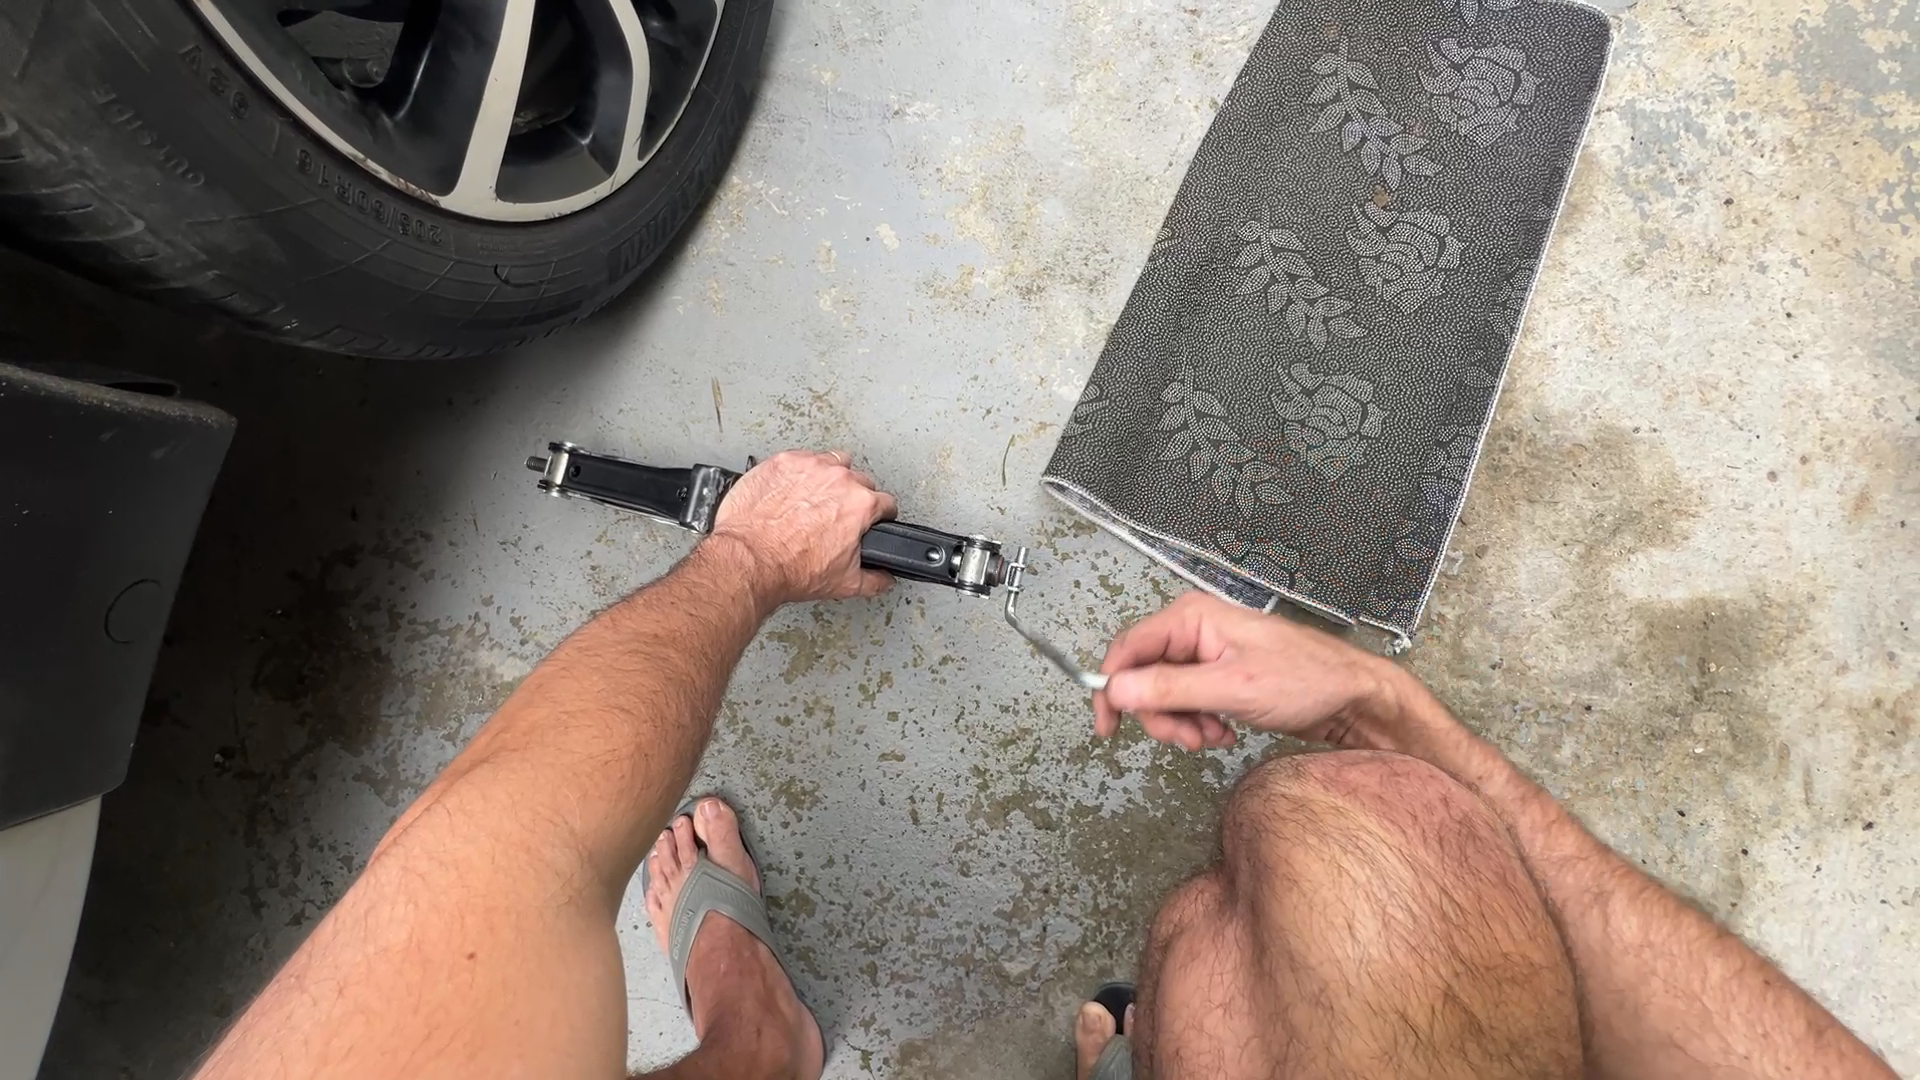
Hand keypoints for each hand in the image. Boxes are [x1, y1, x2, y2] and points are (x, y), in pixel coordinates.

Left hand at [707, 450, 896, 605]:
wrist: (749, 560)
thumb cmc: (791, 568)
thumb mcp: (845, 583)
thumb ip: (875, 579)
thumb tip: (885, 577)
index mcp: (861, 504)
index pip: (886, 503)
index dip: (880, 515)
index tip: (873, 519)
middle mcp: (839, 479)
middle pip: (860, 480)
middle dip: (853, 498)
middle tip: (837, 516)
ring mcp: (810, 466)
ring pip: (833, 463)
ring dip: (830, 478)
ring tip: (816, 499)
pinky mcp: (783, 462)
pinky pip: (801, 460)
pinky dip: (800, 473)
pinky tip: (792, 491)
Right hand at [1094, 592, 1401, 751]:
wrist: (1354, 699)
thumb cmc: (1305, 681)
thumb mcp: (1232, 688)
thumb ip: (1170, 689)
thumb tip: (1115, 690)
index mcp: (1190, 619)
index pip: (1128, 648)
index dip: (1110, 687)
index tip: (1107, 725)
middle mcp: (1191, 631)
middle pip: (1142, 675)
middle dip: (1159, 714)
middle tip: (1186, 738)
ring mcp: (1203, 654)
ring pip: (1161, 694)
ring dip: (1181, 723)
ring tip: (1213, 736)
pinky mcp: (1214, 676)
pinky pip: (1184, 702)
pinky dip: (1196, 723)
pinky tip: (1223, 731)